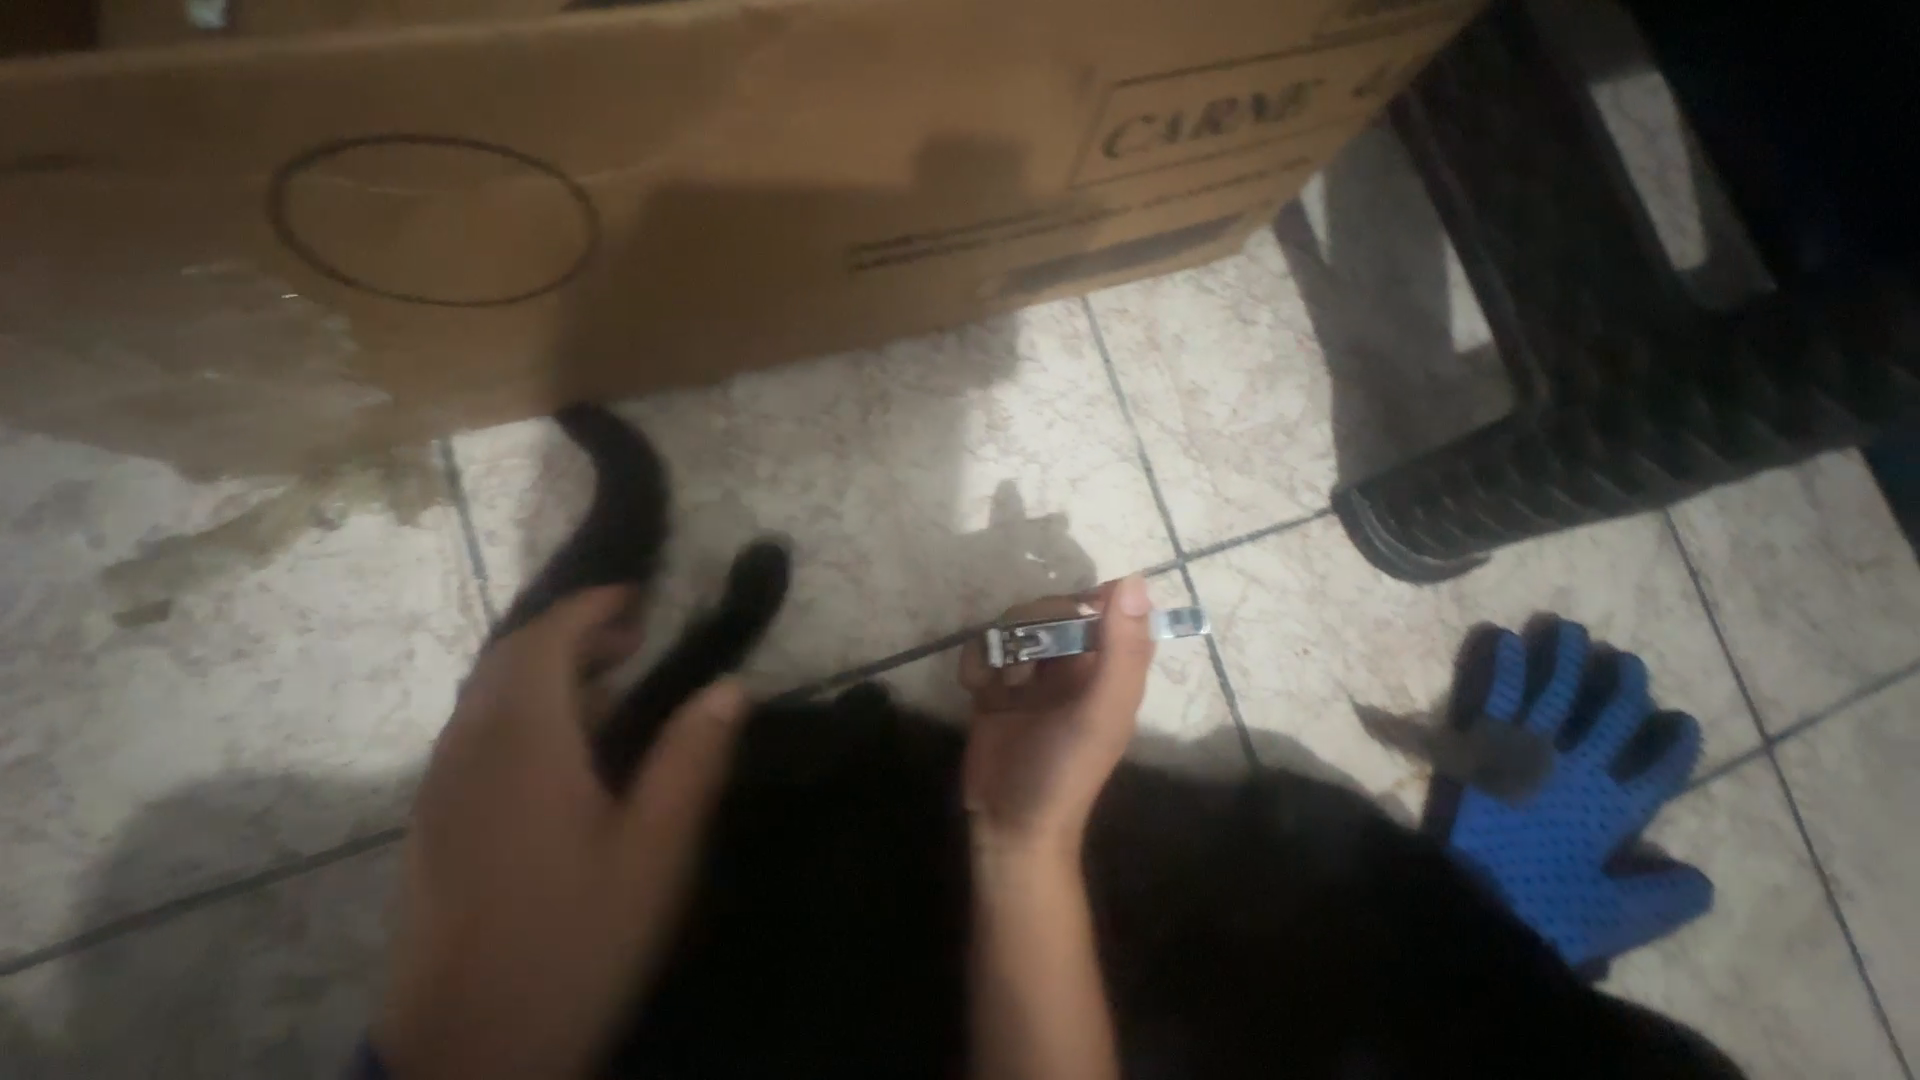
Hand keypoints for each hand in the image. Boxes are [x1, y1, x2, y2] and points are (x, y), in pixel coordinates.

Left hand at [377, 586, 748, 1079]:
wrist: (468, 1057)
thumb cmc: (575, 942)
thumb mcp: (656, 853)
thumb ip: (691, 761)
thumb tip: (731, 687)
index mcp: (523, 746)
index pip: (543, 642)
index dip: (590, 608)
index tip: (639, 597)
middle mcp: (467, 752)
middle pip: (506, 661)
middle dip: (568, 633)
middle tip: (634, 636)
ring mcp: (440, 791)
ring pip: (485, 697)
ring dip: (543, 670)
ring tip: (609, 684)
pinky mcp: (433, 827)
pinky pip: (474, 734)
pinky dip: (521, 709)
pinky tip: (562, 750)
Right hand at [958, 575, 1155, 858]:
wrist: (1009, 823)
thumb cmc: (1065, 772)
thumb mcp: (1102, 712)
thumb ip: (1121, 649)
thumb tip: (1134, 578)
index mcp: (1109, 669)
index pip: (1109, 608)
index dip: (1088, 600)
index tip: (1067, 615)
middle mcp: (1072, 666)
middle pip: (1052, 608)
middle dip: (1033, 623)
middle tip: (1026, 660)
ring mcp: (1030, 675)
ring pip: (1014, 623)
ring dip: (1001, 644)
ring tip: (1001, 682)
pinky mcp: (993, 686)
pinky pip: (982, 648)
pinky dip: (976, 661)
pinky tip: (977, 689)